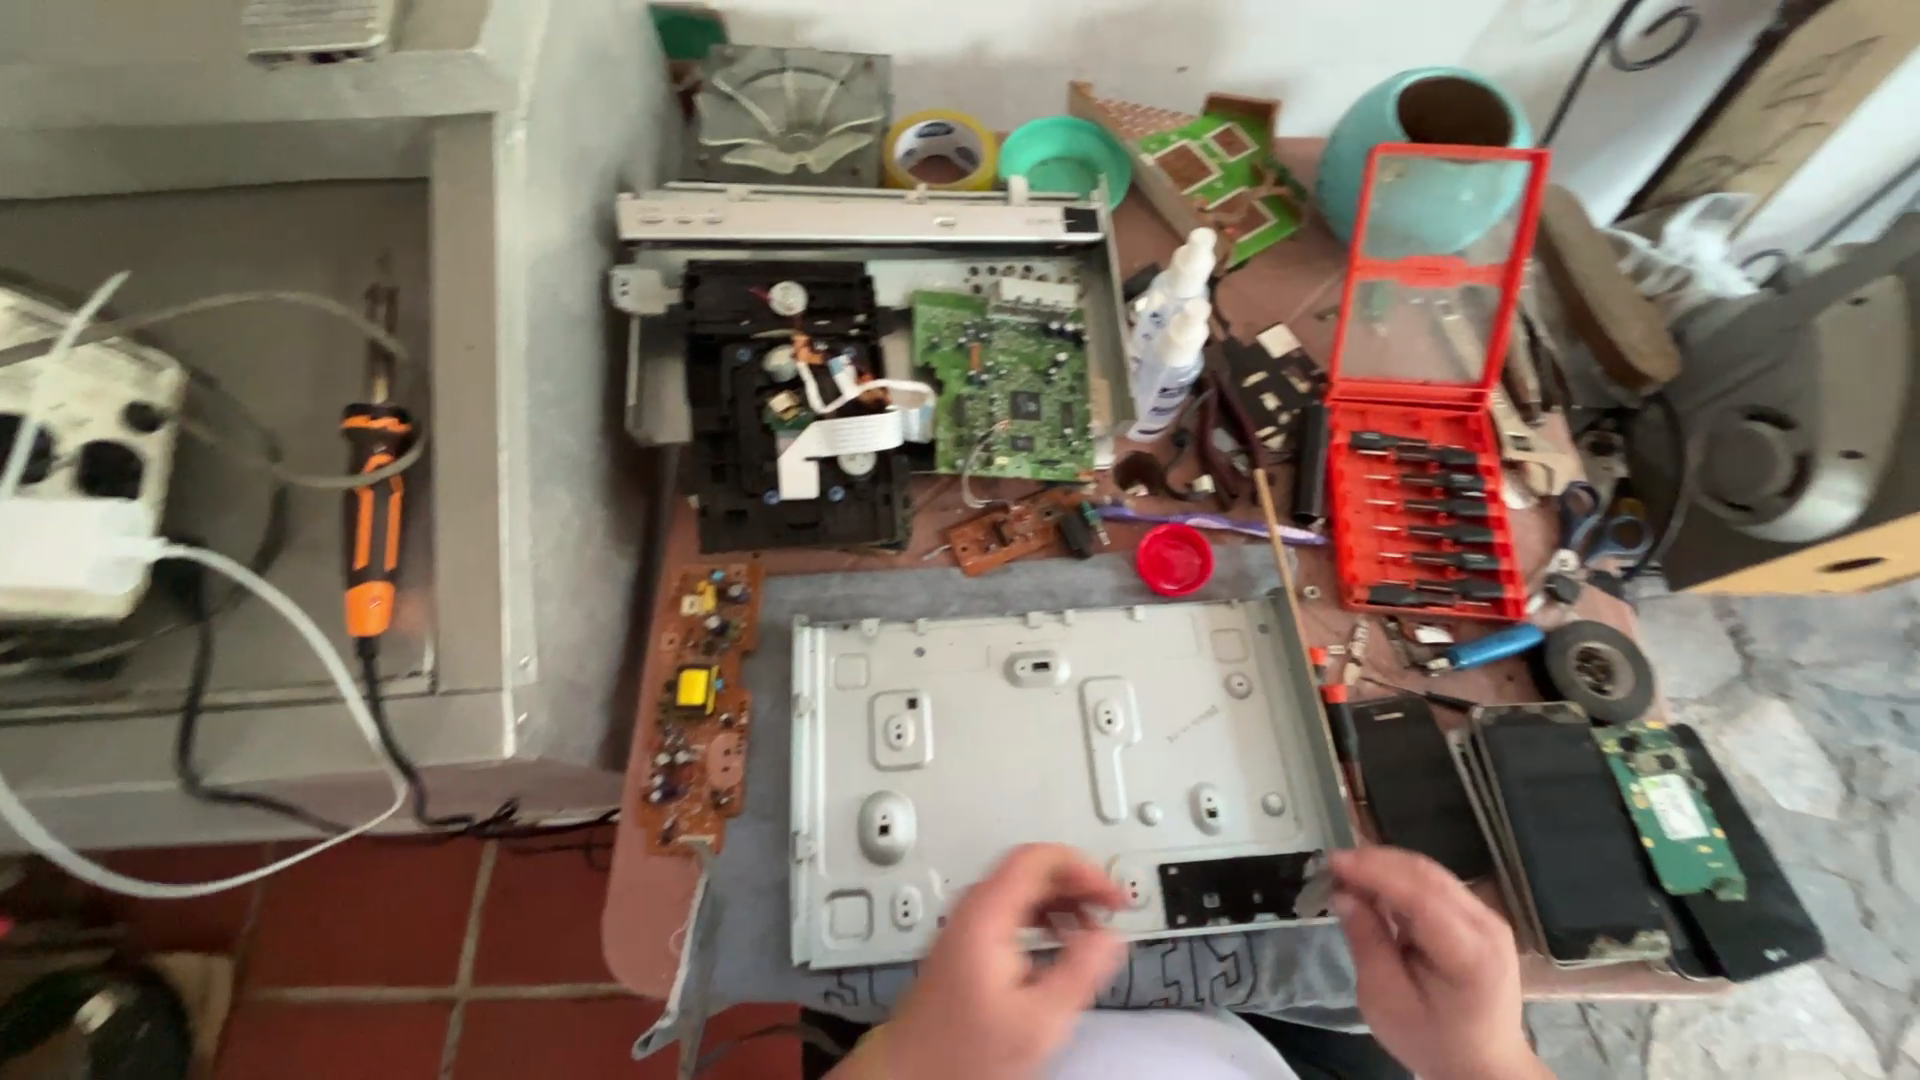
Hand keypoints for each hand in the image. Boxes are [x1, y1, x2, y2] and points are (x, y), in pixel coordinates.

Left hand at [883, 844, 1127, 1079]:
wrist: (911, 1071)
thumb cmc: (959, 1051)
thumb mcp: (1036, 1020)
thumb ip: (1079, 972)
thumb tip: (1110, 938)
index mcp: (987, 912)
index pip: (1039, 857)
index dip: (1083, 867)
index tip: (1111, 893)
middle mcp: (973, 907)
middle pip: (1033, 867)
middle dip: (1078, 882)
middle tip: (1110, 906)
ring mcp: (967, 921)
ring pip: (1023, 886)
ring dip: (1063, 899)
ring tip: (1093, 926)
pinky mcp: (967, 938)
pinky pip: (1012, 907)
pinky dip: (1044, 914)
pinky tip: (1062, 939)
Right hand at [1331, 848, 1548, 1079]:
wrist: (1485, 1065)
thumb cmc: (1432, 1040)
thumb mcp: (1386, 1001)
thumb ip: (1367, 943)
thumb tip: (1343, 895)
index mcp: (1470, 956)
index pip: (1421, 897)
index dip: (1374, 872)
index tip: (1332, 863)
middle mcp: (1487, 928)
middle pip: (1425, 875)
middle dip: (1373, 861)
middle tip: (1331, 867)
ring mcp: (1486, 918)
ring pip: (1427, 871)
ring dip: (1383, 865)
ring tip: (1345, 874)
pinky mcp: (1477, 915)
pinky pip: (1432, 882)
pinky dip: (1397, 876)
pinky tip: (1372, 885)